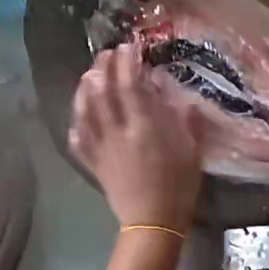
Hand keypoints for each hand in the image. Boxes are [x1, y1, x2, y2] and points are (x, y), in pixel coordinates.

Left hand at [69, 45, 203, 230]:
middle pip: (102, 92)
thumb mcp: (191, 149)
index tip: (131, 47)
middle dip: (103, 68)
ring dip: (85, 88)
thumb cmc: (179, 186)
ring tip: (90, 74)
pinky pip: (78, 138)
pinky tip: (79, 113)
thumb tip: (169, 90)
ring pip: (85, 111)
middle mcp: (117, 132)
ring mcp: (101, 148)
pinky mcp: (93, 163)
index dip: (127, 62)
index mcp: (144, 127)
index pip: (129, 84)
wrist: (152, 222)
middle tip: (108, 54)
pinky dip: (77, 121)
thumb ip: (183, 118)